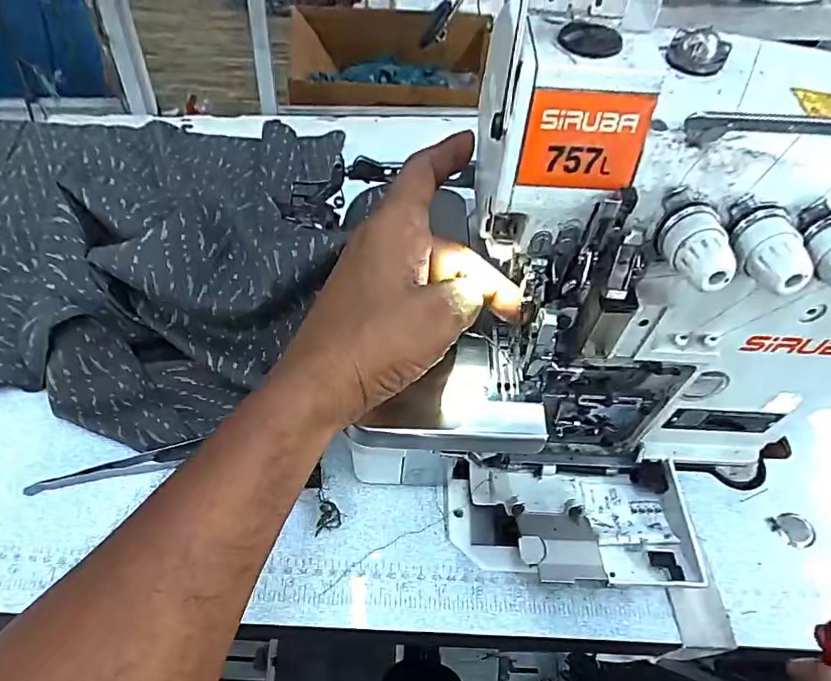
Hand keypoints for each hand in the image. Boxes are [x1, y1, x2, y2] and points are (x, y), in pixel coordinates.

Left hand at [274, 131, 522, 428]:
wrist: (324, 385)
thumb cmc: (371, 344)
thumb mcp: (439, 317)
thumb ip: (467, 296)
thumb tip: (473, 294)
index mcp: (395, 229)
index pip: (424, 174)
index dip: (449, 155)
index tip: (467, 145)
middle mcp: (379, 244)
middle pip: (440, 241)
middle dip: (476, 269)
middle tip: (506, 301)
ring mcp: (370, 275)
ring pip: (428, 271)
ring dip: (458, 291)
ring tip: (481, 318)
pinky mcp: (367, 305)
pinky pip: (412, 293)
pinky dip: (436, 306)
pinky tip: (448, 331)